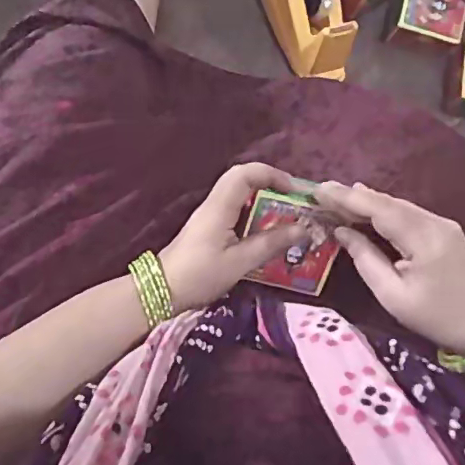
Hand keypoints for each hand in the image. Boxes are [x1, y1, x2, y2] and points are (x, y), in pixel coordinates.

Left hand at [159, 163, 311, 310]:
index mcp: (219, 207)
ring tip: (284, 216)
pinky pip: (233, 209)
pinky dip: (252, 213)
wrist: (162, 290)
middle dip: (270, 184)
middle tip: (292, 202)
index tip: (295, 191)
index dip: (273, 175)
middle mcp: (213, 204)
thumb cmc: (200, 275)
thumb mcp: (240, 262)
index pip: (246, 174)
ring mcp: (208, 215)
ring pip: (238, 194)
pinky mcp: (207, 227)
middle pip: (242, 179)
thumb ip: (271, 243)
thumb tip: (303, 229)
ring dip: (262, 199)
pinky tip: (264, 231)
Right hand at [314, 181, 464, 352]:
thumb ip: (365, 259)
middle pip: (388, 202)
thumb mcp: (392, 294)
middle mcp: (436, 222)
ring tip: (334, 197)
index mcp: (424, 239)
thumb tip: (342, 231)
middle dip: (353, 196)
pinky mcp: (442, 230)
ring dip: (366, 202)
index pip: (380, 209)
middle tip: (320, 192)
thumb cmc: (434, 316)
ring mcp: (442, 224)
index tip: (319, 189)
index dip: (347, 198)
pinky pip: (406, 214)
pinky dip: (381, 210)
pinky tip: (363, 208)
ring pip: (397, 205)